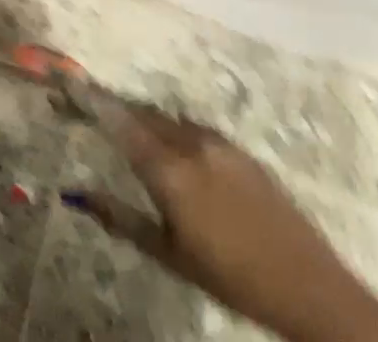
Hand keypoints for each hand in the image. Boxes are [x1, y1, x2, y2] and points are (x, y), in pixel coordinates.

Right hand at [70, 88, 377, 341]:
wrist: (314, 293)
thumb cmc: (230, 276)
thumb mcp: (165, 251)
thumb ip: (118, 217)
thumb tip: (71, 193)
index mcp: (169, 169)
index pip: (118, 120)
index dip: (88, 99)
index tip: (62, 84)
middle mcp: (195, 147)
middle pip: (143, 113)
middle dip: (110, 105)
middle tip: (82, 105)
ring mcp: (225, 150)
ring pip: (171, 120)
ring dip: (142, 116)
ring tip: (121, 122)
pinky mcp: (247, 159)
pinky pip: (196, 130)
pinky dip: (172, 129)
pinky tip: (169, 144)